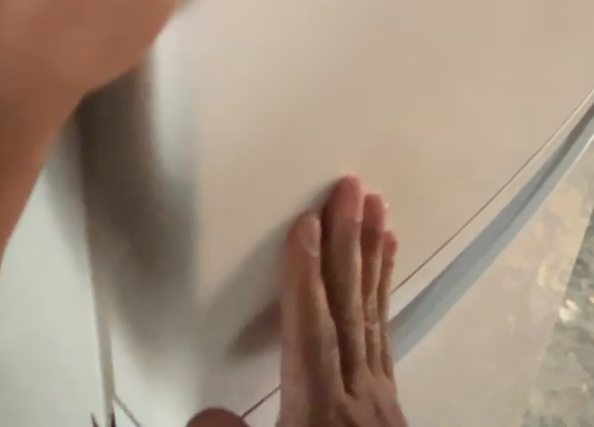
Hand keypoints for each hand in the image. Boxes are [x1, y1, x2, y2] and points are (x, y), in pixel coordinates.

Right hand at [192, 178, 408, 426]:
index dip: (306, 274)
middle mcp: (354, 391)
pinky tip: (386, 254)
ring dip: (371, 254)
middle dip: (347, 243)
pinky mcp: (390, 397)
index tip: (306, 222)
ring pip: (372, 311)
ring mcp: (379, 393)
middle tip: (351, 189)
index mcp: (318, 408)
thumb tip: (203, 411)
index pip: (311, 330)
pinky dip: (384, 287)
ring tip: (376, 205)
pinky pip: (385, 329)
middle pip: (348, 308)